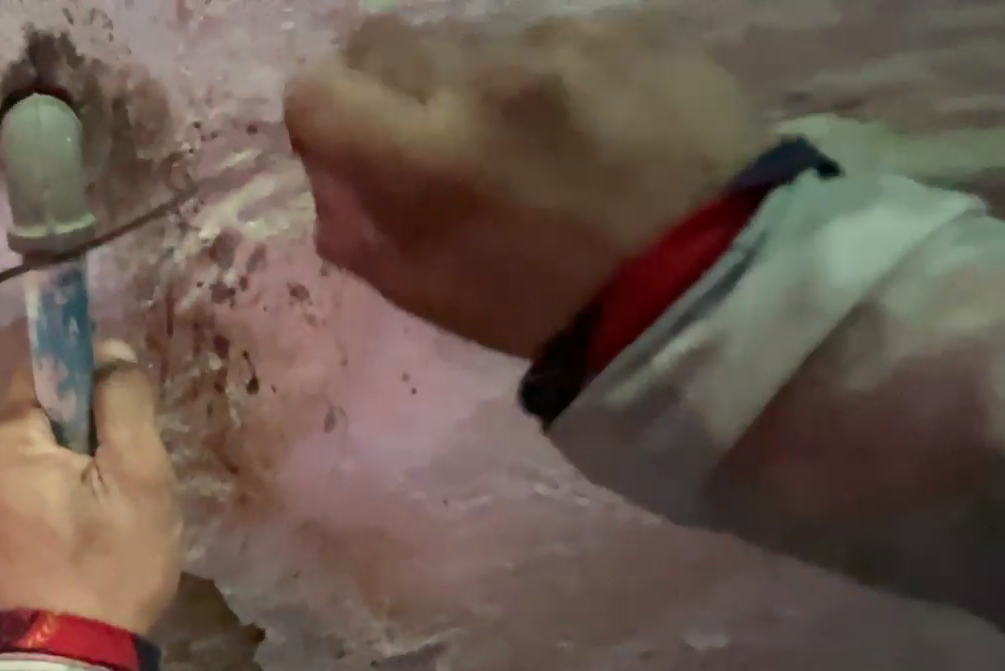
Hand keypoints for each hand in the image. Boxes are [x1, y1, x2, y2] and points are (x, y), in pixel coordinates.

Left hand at [0, 342, 181, 635]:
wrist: (69, 659)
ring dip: (72, 466)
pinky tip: (79, 530)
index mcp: (1, 440)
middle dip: (84, 432)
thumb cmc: (109, 565)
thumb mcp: (138, 476)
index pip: (46, 371)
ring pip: (34, 453)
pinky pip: (21, 486)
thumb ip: (124, 401)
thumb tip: (110, 352)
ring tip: (104, 512)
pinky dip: (53, 494)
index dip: (92, 383)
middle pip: (39, 415)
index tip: (125, 419)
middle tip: (122, 478)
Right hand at [284, 15, 765, 356]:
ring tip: (509, 140)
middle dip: (378, 90)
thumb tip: (332, 177)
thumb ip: (352, 227)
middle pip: (377, 41)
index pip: (316, 91)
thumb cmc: (530, 300)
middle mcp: (477, 77)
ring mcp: (552, 41)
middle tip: (417, 141)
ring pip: (457, 37)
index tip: (343, 150)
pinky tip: (568, 125)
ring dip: (456, 83)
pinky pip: (535, 39)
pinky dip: (527, 78)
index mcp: (422, 157)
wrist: (697, 271)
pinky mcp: (616, 24)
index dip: (316, 120)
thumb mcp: (417, 289)